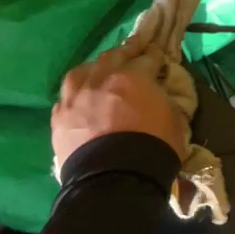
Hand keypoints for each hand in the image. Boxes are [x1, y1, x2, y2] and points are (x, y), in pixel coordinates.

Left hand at [50, 57, 186, 176]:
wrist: (115, 180)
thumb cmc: (153, 147)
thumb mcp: (175, 120)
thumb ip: (165, 100)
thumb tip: (160, 95)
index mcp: (133, 76)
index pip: (147, 57)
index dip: (154, 55)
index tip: (158, 54)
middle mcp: (100, 79)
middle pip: (113, 56)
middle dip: (126, 53)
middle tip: (134, 53)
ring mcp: (75, 97)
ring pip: (83, 71)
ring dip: (95, 69)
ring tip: (101, 73)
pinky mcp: (59, 117)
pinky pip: (67, 97)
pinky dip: (77, 94)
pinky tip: (82, 100)